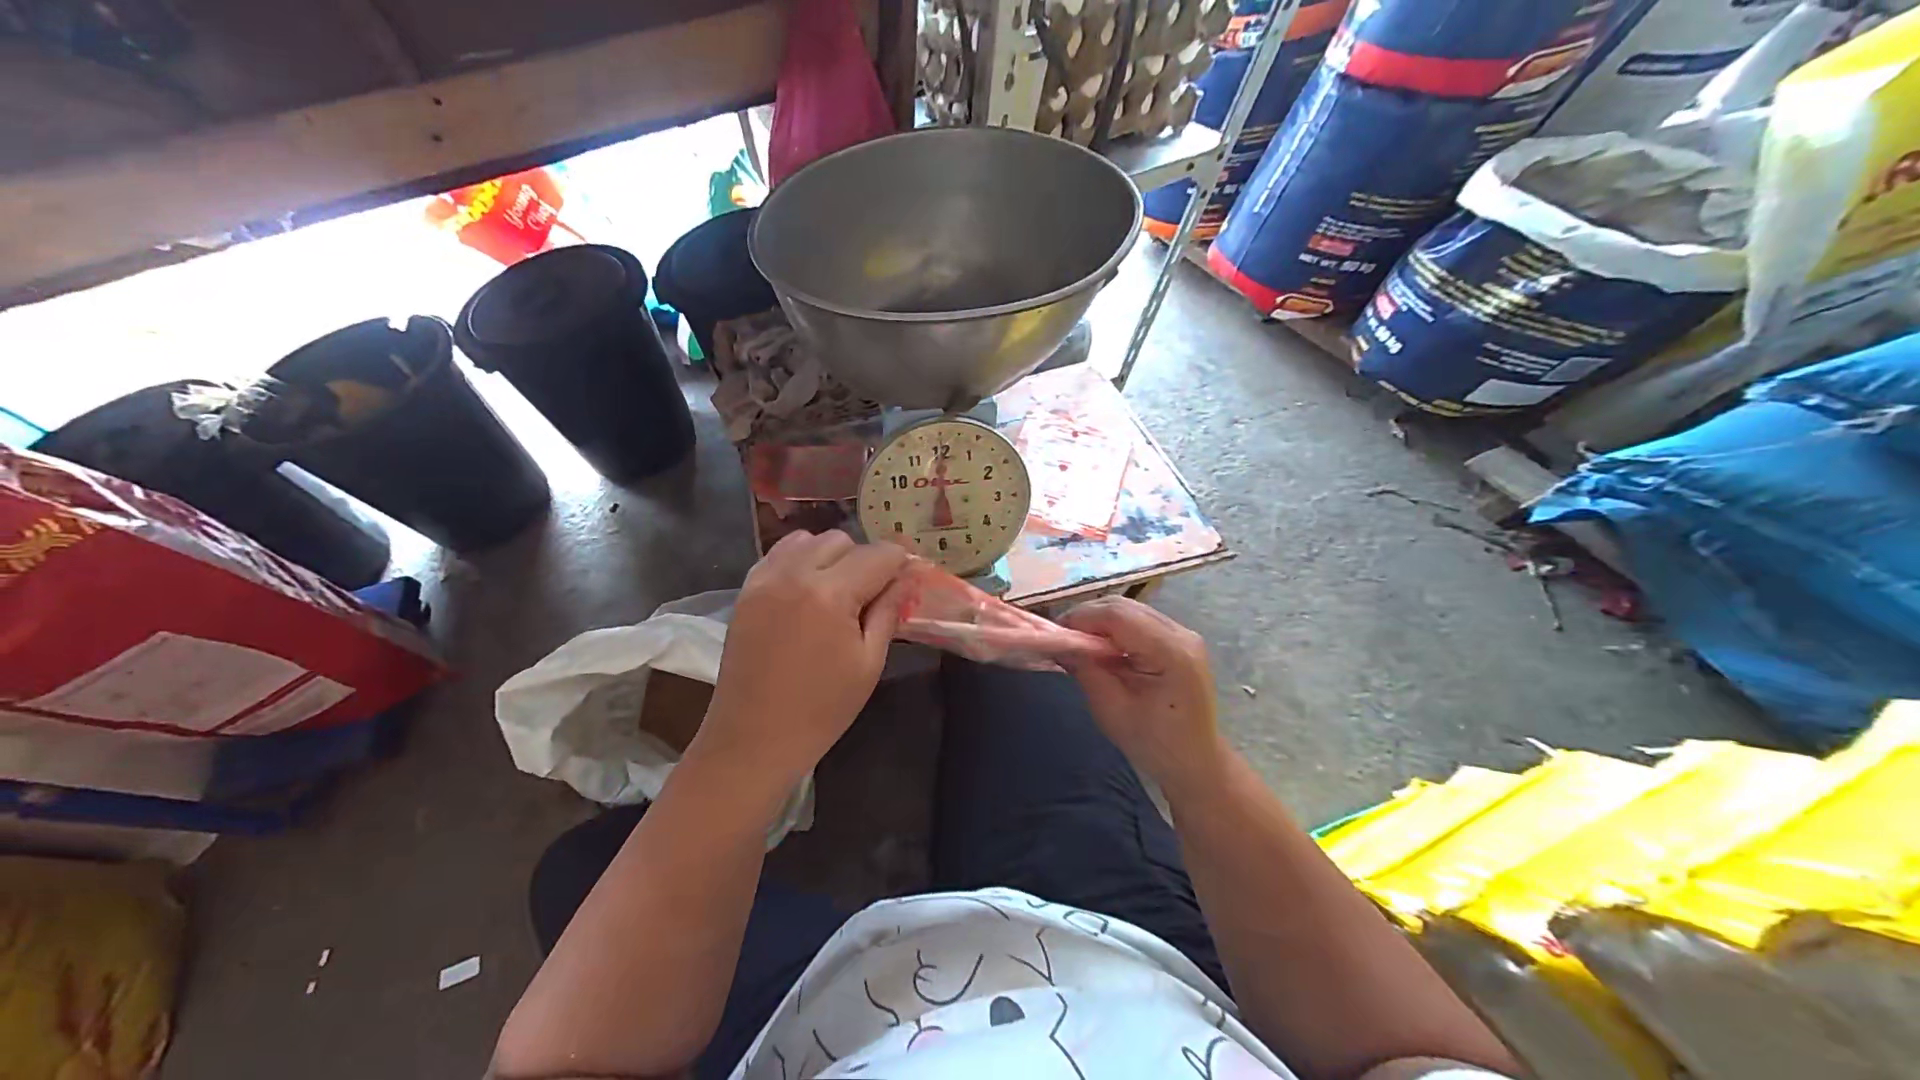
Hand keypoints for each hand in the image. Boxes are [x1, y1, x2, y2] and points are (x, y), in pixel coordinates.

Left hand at [694, 531, 906, 787]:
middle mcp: (794, 574)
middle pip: (842, 540)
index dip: (901, 561)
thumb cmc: (821, 710)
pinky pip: (779, 555)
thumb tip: (907, 578)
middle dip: (865, 559)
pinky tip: (807, 592)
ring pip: (808, 540)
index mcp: (830, 595)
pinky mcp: (746, 591)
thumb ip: (888, 611)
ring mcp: (764, 579)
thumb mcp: (868, 663)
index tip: (912, 574)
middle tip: (873, 593)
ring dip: (831, 556)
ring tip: (838, 590)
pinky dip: (799, 561)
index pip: (878, 554)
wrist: (752, 739)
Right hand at [1059, 597, 1228, 798]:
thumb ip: (1085, 669)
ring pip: (1130, 609)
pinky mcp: (1178, 640)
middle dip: (1087, 617)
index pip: (1117, 615)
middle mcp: (1182, 634)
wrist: (1194, 762)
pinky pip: (1138, 620)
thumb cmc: (1154, 743)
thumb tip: (1057, 643)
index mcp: (1171, 652)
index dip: (1080, 618)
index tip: (1054, 635)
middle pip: (1124, 606)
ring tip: (1078, 644)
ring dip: (1100, 621)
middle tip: (1062, 639)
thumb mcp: (1110, 709)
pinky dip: (1114, 628)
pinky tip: (1101, 649)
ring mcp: (1183, 634)